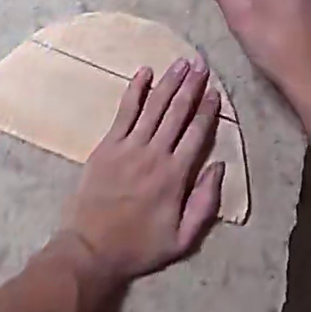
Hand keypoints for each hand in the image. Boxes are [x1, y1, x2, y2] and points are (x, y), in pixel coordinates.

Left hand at [59, 58, 225, 284]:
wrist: (91, 249)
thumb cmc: (138, 246)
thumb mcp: (182, 239)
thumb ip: (205, 203)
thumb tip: (219, 166)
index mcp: (175, 176)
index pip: (196, 134)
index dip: (207, 110)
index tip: (215, 91)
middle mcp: (155, 154)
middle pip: (178, 112)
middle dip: (192, 86)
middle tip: (201, 64)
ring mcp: (130, 146)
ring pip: (154, 106)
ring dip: (170, 81)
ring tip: (181, 62)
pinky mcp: (108, 144)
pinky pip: (125, 110)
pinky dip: (136, 89)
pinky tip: (145, 71)